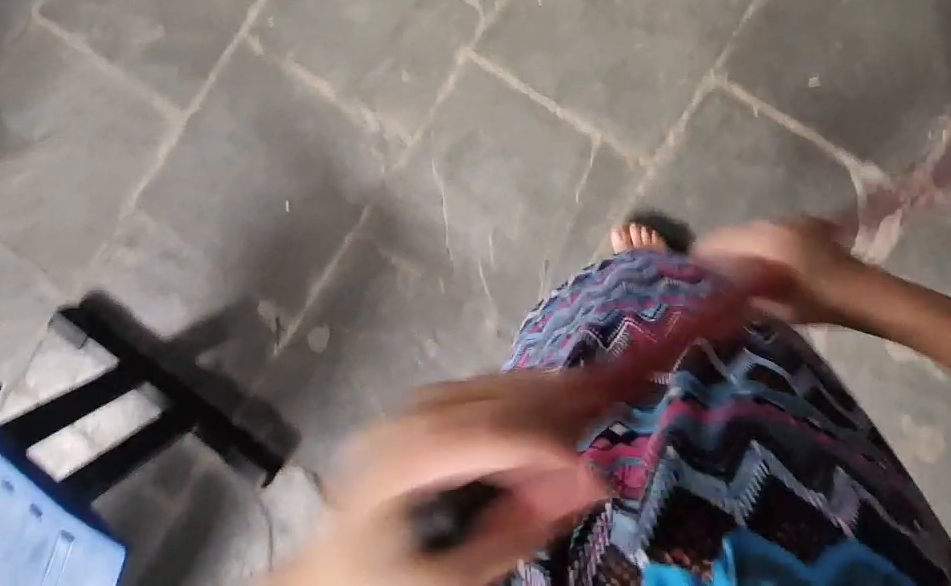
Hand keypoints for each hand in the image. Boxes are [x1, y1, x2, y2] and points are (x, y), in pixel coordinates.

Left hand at [272, 371, 612, 585]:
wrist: (332, 574)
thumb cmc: (389, 579)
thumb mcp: (453, 574)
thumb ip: (520, 527)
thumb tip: (588, 483)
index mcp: (401, 460)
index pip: (483, 434)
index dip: (543, 443)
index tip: (589, 466)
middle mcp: (404, 419)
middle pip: (492, 397)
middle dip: (559, 397)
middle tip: (618, 394)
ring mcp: (410, 408)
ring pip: (492, 385)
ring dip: (547, 390)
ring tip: (599, 394)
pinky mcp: (422, 409)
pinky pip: (483, 390)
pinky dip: (525, 395)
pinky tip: (555, 405)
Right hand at [692, 214, 874, 325]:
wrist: (868, 295)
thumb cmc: (822, 306)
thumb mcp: (777, 310)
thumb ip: (744, 297)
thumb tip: (717, 296)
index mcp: (764, 243)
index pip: (719, 242)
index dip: (702, 257)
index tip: (692, 273)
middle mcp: (773, 224)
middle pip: (733, 234)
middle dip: (721, 252)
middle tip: (712, 276)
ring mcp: (790, 221)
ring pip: (751, 231)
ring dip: (741, 247)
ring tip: (737, 271)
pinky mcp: (803, 223)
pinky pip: (770, 231)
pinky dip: (760, 244)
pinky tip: (764, 264)